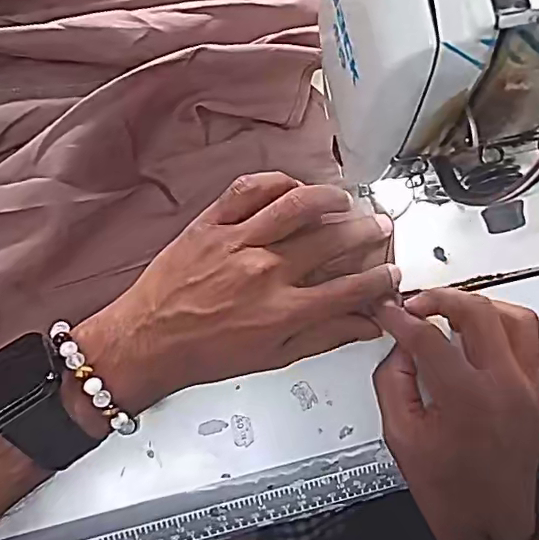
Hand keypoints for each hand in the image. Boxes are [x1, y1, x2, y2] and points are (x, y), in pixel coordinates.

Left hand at [73, 173, 398, 416]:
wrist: (147, 341)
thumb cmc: (204, 353)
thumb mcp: (273, 357)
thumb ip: (324, 336)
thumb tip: (363, 326)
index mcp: (282, 311)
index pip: (350, 288)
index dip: (379, 279)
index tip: (391, 272)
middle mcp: (265, 271)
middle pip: (332, 240)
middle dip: (367, 232)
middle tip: (380, 227)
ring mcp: (237, 242)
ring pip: (297, 206)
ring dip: (330, 199)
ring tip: (345, 200)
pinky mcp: (212, 224)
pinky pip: (250, 190)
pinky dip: (276, 182)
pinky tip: (292, 187)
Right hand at [373, 290, 538, 539]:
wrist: (490, 525)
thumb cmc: (449, 492)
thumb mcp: (400, 436)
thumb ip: (392, 382)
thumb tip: (400, 348)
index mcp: (464, 397)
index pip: (427, 335)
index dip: (400, 317)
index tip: (389, 311)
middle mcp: (503, 385)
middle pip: (477, 311)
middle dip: (441, 297)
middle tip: (419, 304)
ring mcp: (528, 388)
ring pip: (518, 318)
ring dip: (483, 306)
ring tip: (457, 311)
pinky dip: (518, 332)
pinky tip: (495, 337)